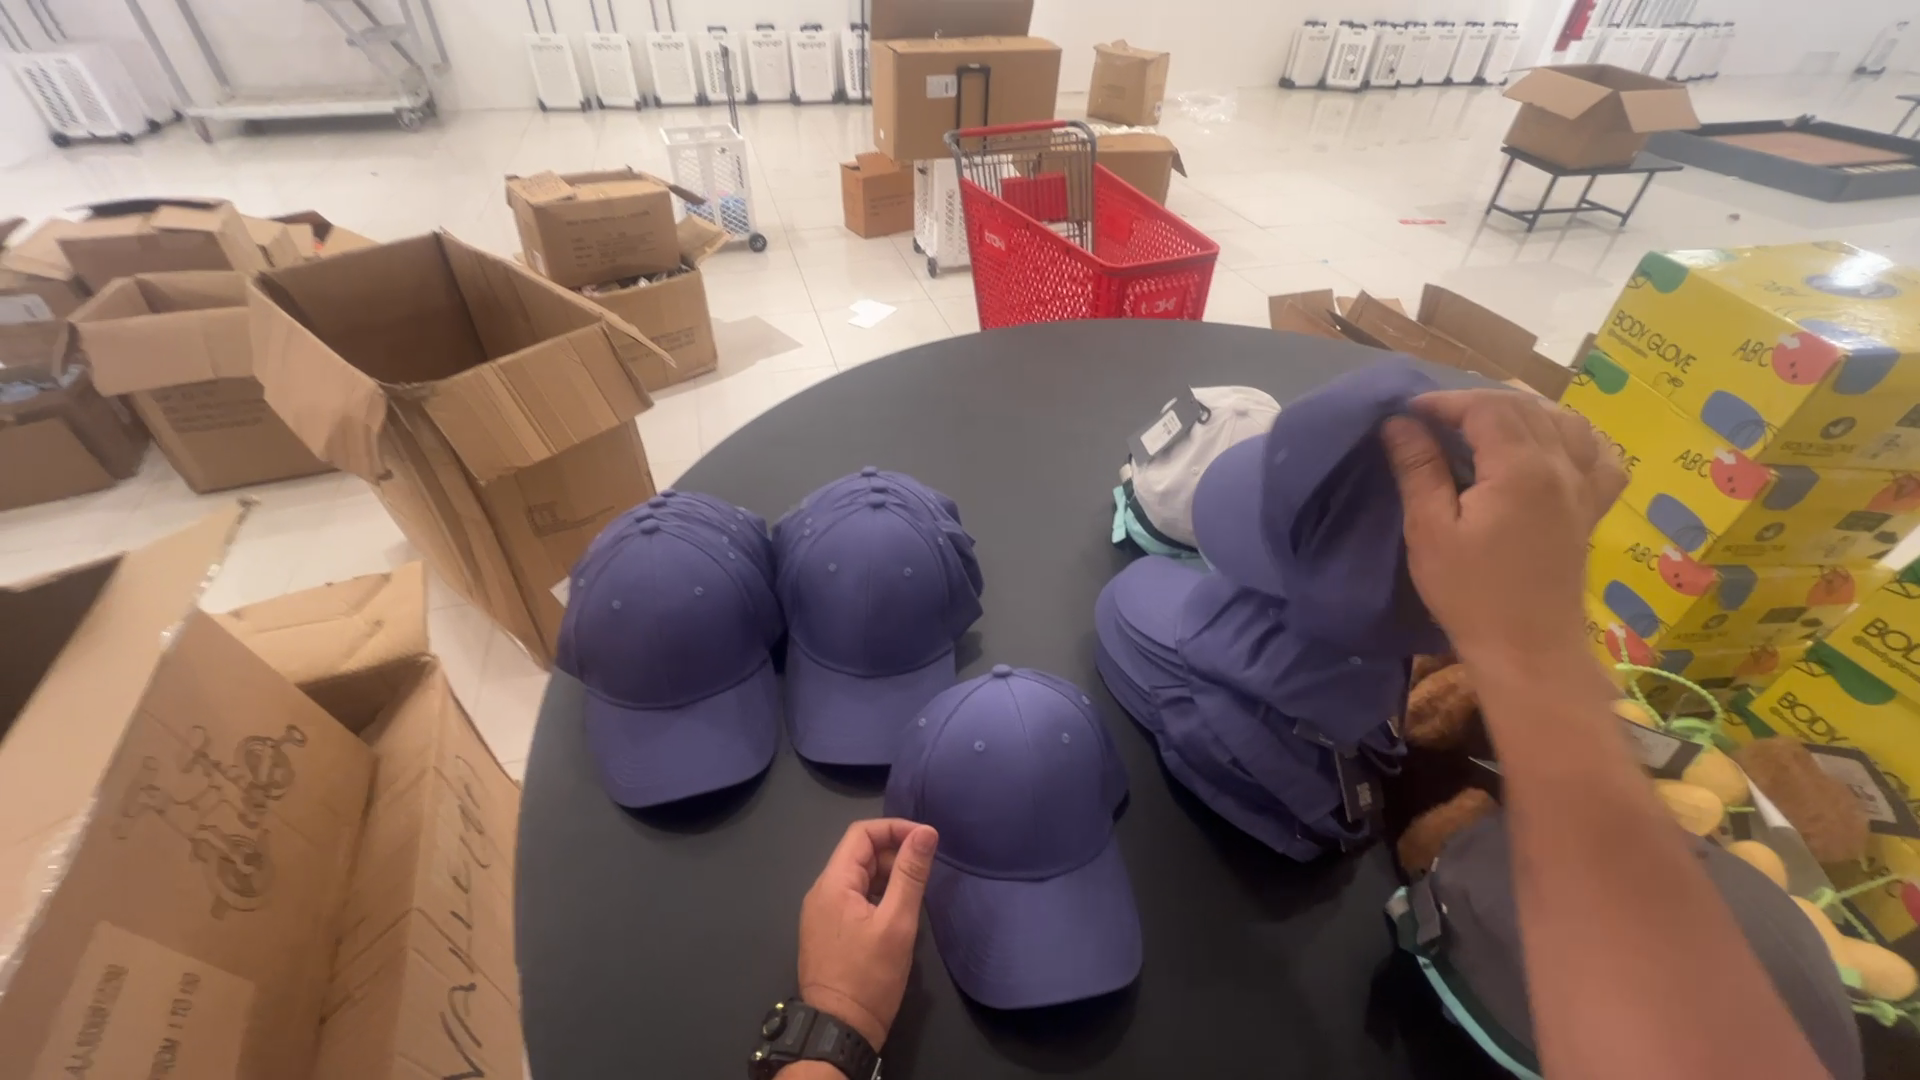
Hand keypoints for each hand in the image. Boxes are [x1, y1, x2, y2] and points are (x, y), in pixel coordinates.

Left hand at [796, 819, 938, 1051]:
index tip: (926, 839)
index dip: (895, 828)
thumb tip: (926, 832)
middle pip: (859, 853)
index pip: (862, 833)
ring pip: (858, 876)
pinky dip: (878, 893)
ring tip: (915, 890)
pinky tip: (897, 910)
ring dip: (888, 874)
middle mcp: (822, 891)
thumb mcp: (897, 923)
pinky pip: (854, 897)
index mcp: (833, 883)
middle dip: (894, 852)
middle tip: (925, 868)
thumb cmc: (869, 978)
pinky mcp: (827, 931)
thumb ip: (911, 874)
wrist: (838, 1033)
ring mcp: (822, 913)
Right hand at [1381, 389, 1624, 668]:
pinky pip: (1597, 452)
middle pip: (1524, 408)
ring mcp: (1586, 486)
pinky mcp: (1592, 506)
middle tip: (1430, 419)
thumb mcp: (1429, 530)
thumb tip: (1399, 424)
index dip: (1445, 401)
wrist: (1526, 646)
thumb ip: (1418, 470)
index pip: (1487, 408)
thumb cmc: (1468, 591)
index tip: (1407, 413)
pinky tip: (1548, 442)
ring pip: (1562, 420)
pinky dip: (1570, 434)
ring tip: (1479, 424)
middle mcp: (1563, 466)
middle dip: (1474, 403)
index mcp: (1521, 469)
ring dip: (1519, 411)